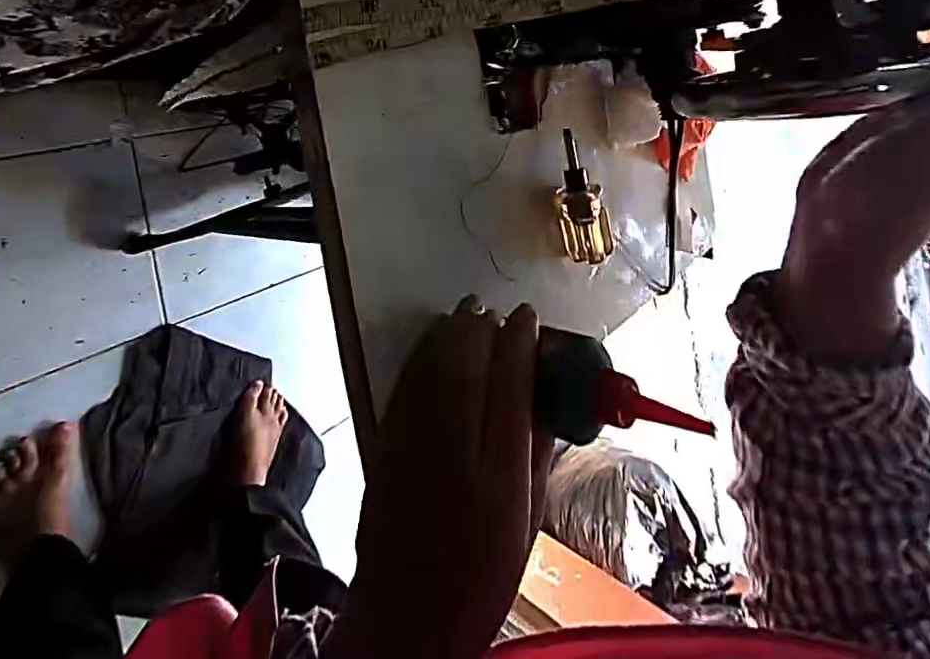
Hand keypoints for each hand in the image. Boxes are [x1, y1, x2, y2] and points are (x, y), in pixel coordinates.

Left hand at [327, 297, 551, 658]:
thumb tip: (544, 397)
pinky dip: (427, 351)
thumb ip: (537, 450)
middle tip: (501, 316)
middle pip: (467, 360)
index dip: (523, 341)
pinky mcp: (385, 440)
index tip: (529, 319)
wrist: (405, 613)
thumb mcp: (527, 517)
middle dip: (485, 326)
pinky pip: (408, 379)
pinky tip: (439, 344)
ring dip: (455, 330)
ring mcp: (410, 439)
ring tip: (473, 316)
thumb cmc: (479, 574)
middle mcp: (451, 447)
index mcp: (498, 473)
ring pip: (433, 361)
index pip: (512, 382)